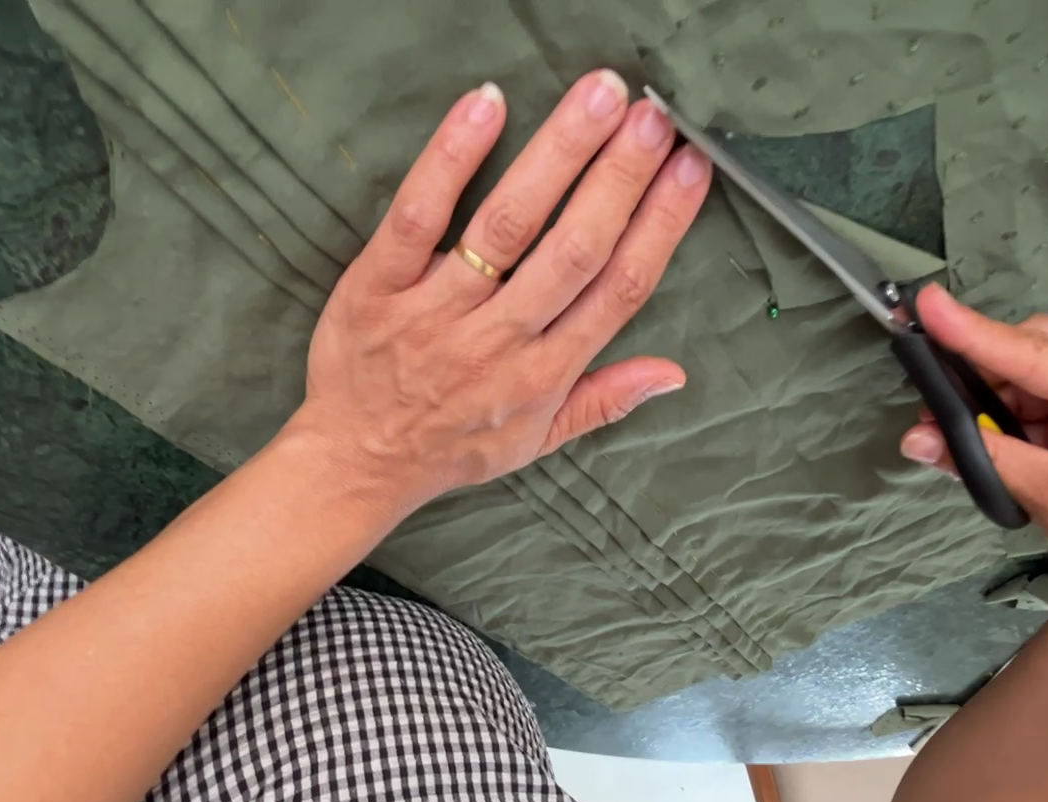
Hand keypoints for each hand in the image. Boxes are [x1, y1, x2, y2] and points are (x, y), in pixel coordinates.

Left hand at [280, 71, 711, 513]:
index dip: (660, 226)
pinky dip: (451, 160)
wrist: (358, 462)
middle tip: (654, 115)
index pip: (617, 291)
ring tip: (600, 94)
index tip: (689, 169)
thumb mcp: (534, 442)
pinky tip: (486, 106)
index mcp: (543, 376)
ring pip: (506, 225)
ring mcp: (436, 312)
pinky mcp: (378, 287)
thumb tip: (673, 374)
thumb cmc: (450, 448)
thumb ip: (602, 403)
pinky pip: (418, 216)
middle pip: (573, 249)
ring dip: (557, 155)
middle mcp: (497, 341)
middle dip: (620, 178)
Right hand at [898, 286, 1047, 636]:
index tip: (926, 303)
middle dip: (985, 374)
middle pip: (1044, 348)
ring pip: (1044, 373)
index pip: (1041, 353)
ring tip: (973, 440)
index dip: (975, 333)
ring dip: (1000, 401)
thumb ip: (984, 460)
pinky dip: (1020, 419)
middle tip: (937, 409)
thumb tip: (914, 437)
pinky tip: (1008, 446)